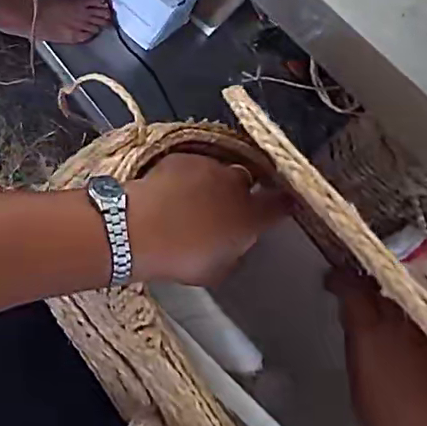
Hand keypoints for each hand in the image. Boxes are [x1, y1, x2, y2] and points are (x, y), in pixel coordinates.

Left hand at [128, 153, 286, 285]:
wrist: (141, 228)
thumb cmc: (182, 258)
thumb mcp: (218, 268)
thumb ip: (234, 250)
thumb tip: (233, 242)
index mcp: (250, 216)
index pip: (280, 204)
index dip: (283, 203)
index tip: (285, 203)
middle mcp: (235, 184)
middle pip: (247, 180)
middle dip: (240, 191)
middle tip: (225, 206)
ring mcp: (209, 166)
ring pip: (219, 170)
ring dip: (213, 183)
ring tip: (193, 199)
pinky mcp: (183, 157)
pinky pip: (194, 164)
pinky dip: (189, 175)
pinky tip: (174, 189)